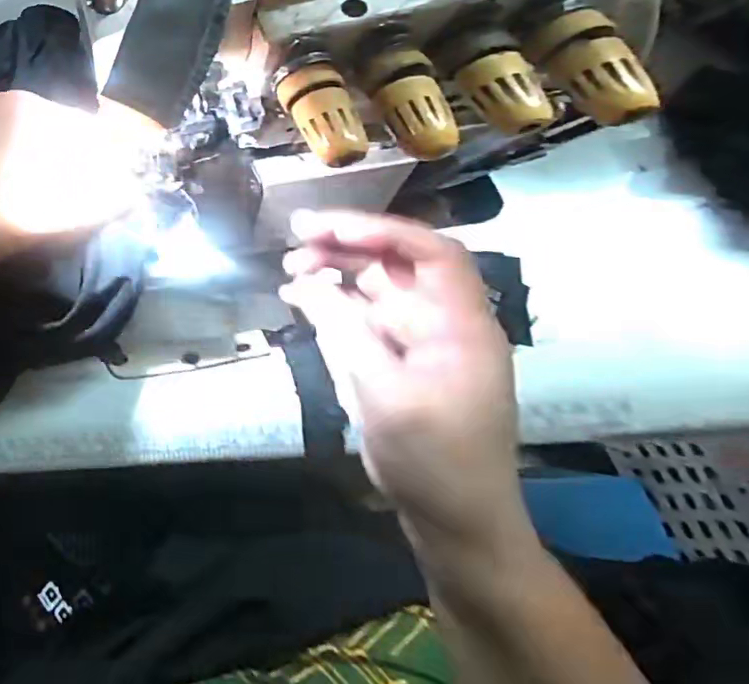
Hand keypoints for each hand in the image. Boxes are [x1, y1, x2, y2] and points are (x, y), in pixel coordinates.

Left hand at [0, 89, 150, 277]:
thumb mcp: (54, 216)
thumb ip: (101, 201)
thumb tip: (130, 191)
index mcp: (29, 107)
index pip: (87, 132)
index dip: (103, 168)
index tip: (104, 200)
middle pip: (53, 130)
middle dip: (70, 165)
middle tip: (70, 207)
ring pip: (20, 137)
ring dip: (37, 165)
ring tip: (33, 204)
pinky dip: (5, 163)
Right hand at [279, 211, 527, 552]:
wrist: (455, 521)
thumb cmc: (433, 458)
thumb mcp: (384, 393)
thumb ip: (343, 331)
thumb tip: (304, 283)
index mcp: (460, 324)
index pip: (430, 252)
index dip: (378, 230)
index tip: (324, 228)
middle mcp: (441, 321)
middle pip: (395, 262)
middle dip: (344, 244)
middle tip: (293, 239)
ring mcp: (418, 339)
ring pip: (373, 284)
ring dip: (333, 269)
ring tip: (289, 267)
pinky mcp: (397, 357)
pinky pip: (361, 315)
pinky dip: (330, 301)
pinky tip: (298, 297)